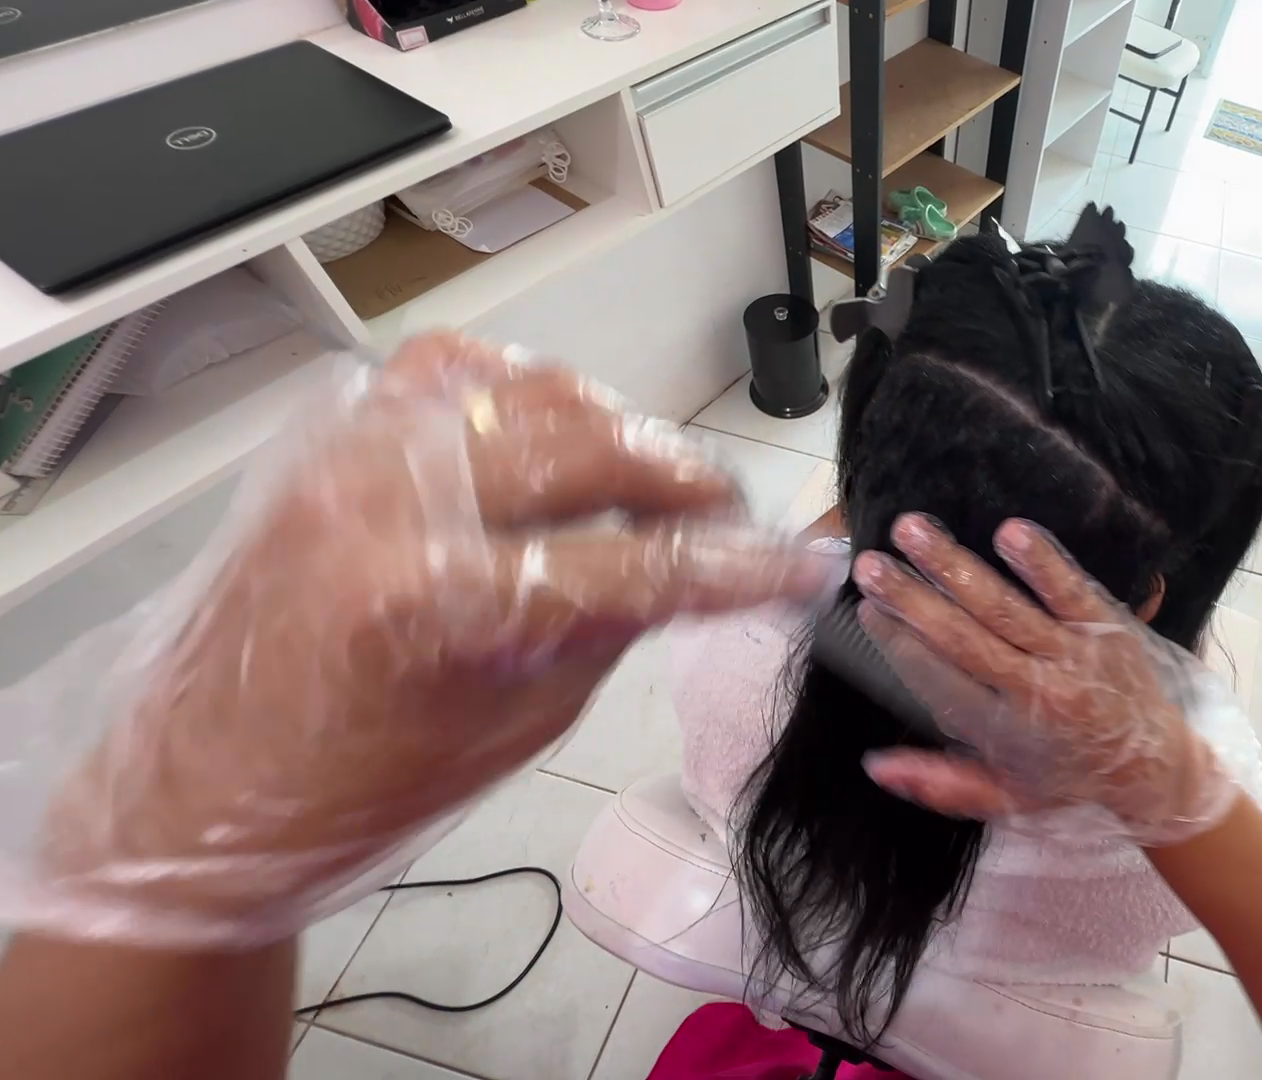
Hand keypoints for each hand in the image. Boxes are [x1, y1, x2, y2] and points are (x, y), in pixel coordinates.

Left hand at [5, 332, 837, 945]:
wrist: (204, 783)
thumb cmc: (377, 781)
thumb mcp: (534, 715)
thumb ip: (619, 618)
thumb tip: (700, 562)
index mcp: (443, 601)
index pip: (647, 567)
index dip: (746, 568)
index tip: (808, 567)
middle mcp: (396, 499)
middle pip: (606, 450)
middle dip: (695, 485)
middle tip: (734, 521)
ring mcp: (359, 449)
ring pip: (548, 391)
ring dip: (627, 435)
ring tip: (655, 484)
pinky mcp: (339, 434)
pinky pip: (464, 370)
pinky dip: (538, 395)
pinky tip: (562, 437)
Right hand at [849, 514, 1237, 844]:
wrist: (1159, 767)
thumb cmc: (1070, 780)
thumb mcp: (1006, 798)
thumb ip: (941, 784)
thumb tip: (875, 765)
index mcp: (1006, 732)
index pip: (939, 683)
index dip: (899, 645)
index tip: (865, 610)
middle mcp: (1036, 690)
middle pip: (963, 638)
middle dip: (912, 598)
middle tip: (869, 564)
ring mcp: (1072, 654)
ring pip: (1004, 607)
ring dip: (955, 567)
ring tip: (911, 530)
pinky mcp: (1105, 626)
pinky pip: (1069, 589)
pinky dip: (1039, 562)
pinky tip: (1007, 531)